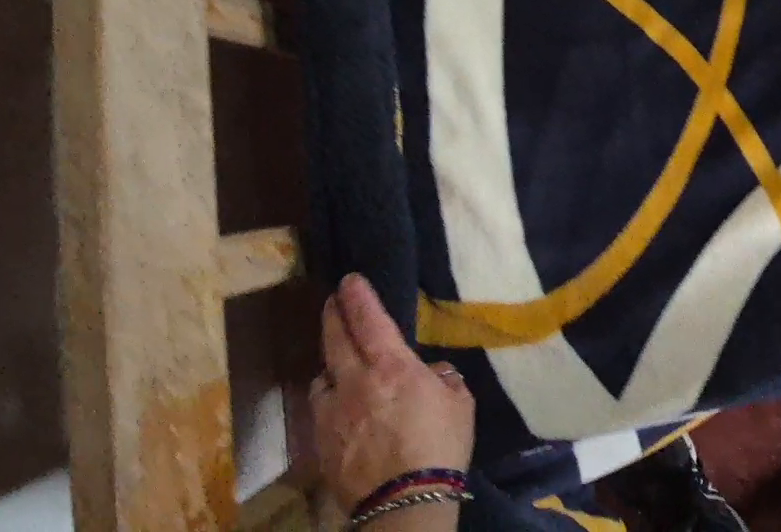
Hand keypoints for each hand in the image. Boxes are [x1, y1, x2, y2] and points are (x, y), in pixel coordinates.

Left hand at [311, 274, 474, 512]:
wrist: (404, 499)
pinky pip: (322, 409)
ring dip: (330, 364)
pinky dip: (330, 399)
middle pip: (335, 341)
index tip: (349, 279)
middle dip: (333, 316)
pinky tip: (340, 405)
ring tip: (338, 363)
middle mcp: (355, 382)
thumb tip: (432, 374)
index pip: (368, 320)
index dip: (357, 296)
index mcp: (392, 366)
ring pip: (322, 377)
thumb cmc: (440, 442)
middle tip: (332, 300)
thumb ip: (443, 378)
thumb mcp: (459, 400)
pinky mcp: (321, 443)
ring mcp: (333, 414)